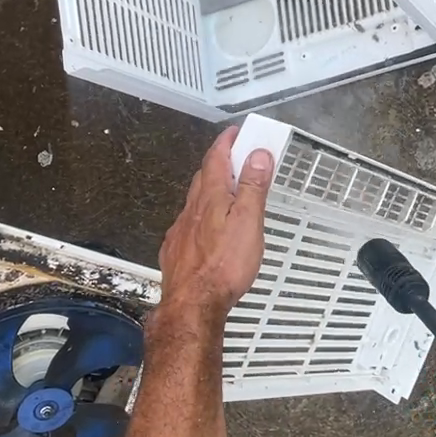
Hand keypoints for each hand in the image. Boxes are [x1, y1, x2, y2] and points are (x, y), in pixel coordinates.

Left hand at [157, 126, 273, 327]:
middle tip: (237, 157)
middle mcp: (192, 210)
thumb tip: (258, 155)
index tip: (236, 133)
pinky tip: (207, 228)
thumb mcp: (249, 222)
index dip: (226, 142)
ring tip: (226, 190)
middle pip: (205, 177)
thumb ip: (253, 187)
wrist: (194, 303)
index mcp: (212, 198)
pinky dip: (201, 216)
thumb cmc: (224, 265)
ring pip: (195, 200)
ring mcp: (182, 230)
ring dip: (211, 188)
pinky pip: (188, 224)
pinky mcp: (178, 251)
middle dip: (220, 162)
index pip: (216, 159)